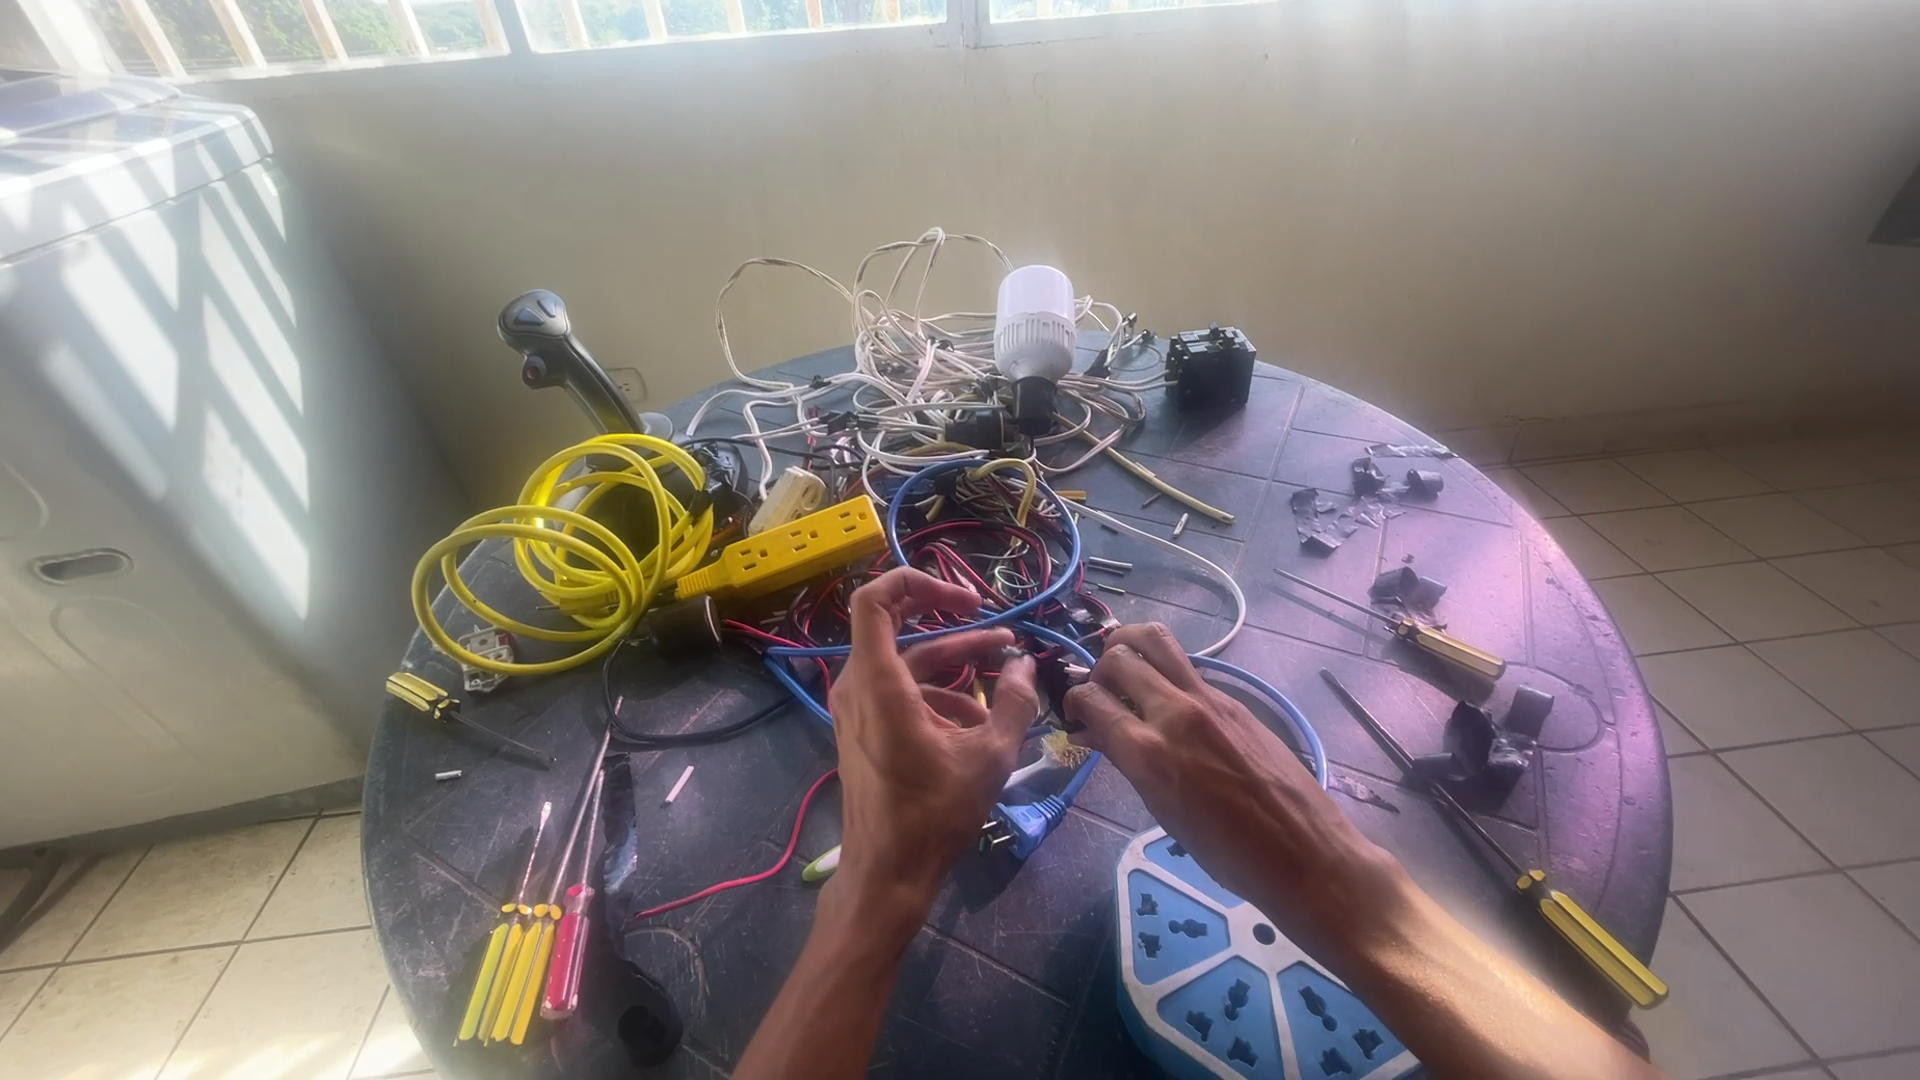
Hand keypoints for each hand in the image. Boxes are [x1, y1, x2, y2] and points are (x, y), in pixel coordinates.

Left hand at [827, 568, 1040, 917]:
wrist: (888, 873)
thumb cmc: (934, 815)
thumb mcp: (989, 756)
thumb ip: (1013, 703)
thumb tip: (1024, 665)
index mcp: (879, 683)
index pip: (874, 600)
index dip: (918, 582)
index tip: (966, 600)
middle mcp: (858, 686)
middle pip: (892, 623)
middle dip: (945, 617)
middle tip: (989, 618)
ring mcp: (857, 708)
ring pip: (906, 662)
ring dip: (954, 662)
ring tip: (1004, 670)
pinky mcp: (865, 727)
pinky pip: (901, 691)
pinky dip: (939, 693)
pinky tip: (980, 719)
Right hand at [1065, 624, 1398, 957]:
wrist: (1306, 856)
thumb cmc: (1227, 854)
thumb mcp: (1162, 812)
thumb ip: (1124, 761)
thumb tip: (1091, 733)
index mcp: (1150, 751)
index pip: (1092, 698)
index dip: (1073, 701)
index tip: (1075, 714)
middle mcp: (1175, 712)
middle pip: (1120, 656)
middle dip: (1098, 667)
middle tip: (1101, 690)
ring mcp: (1209, 700)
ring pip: (1157, 641)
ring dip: (1129, 645)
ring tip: (1124, 666)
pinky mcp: (1234, 700)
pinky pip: (1187, 668)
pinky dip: (1164, 671)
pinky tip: (1166, 701)